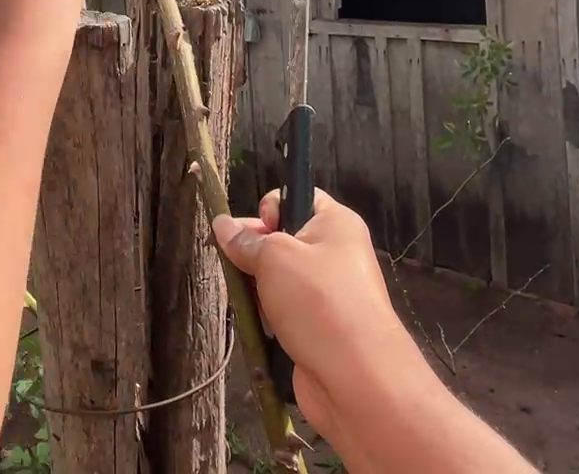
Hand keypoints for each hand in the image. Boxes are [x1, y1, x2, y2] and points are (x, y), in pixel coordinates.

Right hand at [213, 190, 412, 435]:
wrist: (358, 381)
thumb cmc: (319, 302)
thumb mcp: (274, 258)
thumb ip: (245, 240)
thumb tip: (221, 223)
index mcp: (335, 223)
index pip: (296, 196)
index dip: (270, 209)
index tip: (261, 232)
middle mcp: (334, 252)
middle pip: (281, 238)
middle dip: (254, 252)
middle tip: (236, 266)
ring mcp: (327, 293)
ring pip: (276, 277)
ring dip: (257, 287)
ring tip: (247, 300)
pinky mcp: (317, 326)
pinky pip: (282, 309)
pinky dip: (267, 315)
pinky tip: (258, 325)